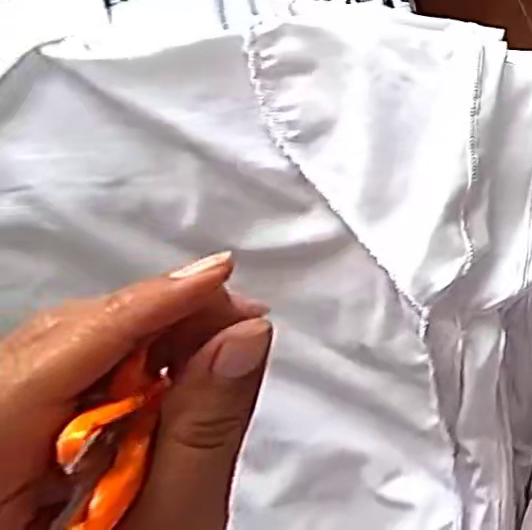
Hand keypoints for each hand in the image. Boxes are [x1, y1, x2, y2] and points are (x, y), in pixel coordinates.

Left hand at [0, 253, 272, 529]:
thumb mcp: (170, 525)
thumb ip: (204, 431)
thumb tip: (244, 336)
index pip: (42, 368)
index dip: (138, 309)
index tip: (220, 272)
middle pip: (41, 350)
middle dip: (153, 318)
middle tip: (239, 324)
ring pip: (44, 355)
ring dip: (143, 339)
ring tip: (214, 352)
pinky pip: (44, 381)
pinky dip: (120, 365)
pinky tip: (166, 380)